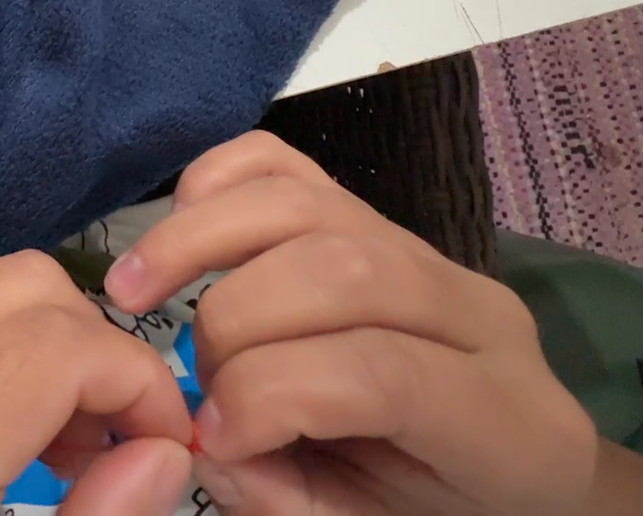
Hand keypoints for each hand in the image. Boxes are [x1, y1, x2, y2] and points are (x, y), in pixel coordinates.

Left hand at [0, 250, 195, 515]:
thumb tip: (162, 450)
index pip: (54, 344)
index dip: (138, 382)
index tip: (168, 447)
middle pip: (28, 283)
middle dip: (99, 348)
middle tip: (121, 441)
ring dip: (55, 344)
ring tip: (72, 443)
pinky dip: (6, 347)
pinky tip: (10, 425)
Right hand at [104, 131, 596, 515]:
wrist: (510, 458)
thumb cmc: (440, 503)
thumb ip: (290, 500)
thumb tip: (205, 442)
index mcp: (506, 417)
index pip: (380, 371)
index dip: (271, 395)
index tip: (209, 435)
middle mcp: (469, 306)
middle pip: (334, 270)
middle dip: (231, 322)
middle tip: (191, 377)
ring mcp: (412, 241)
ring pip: (298, 202)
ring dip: (194, 238)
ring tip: (132, 285)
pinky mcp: (359, 205)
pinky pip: (282, 161)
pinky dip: (215, 177)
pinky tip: (178, 221)